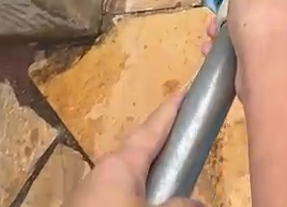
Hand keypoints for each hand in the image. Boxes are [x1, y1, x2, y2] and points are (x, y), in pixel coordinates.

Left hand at [68, 94, 200, 206]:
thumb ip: (180, 205)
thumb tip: (198, 202)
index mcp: (121, 163)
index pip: (153, 127)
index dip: (172, 110)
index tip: (185, 90)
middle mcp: (102, 172)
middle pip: (138, 151)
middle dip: (160, 144)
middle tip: (184, 137)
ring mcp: (88, 196)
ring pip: (126, 179)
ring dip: (147, 176)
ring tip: (169, 178)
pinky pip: (114, 198)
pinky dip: (134, 196)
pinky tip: (145, 202)